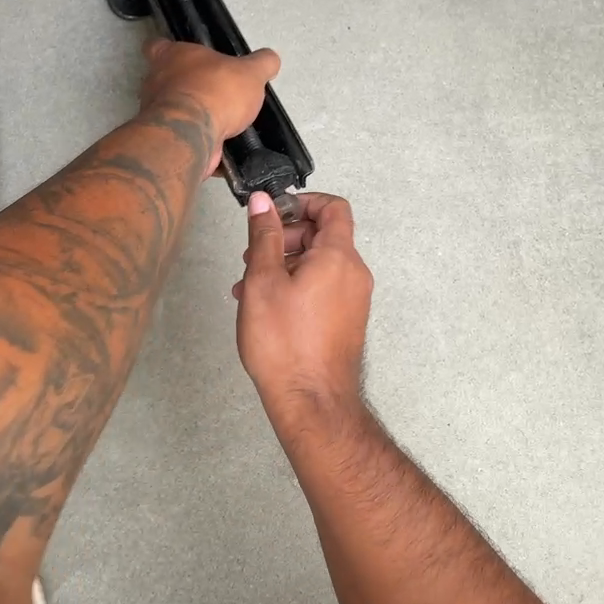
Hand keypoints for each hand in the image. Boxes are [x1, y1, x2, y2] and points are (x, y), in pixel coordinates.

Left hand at [138, 39, 279, 143]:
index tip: (181, 58)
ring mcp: (156, 113)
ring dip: (191, 117)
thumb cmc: (215, 92)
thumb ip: (262, 64)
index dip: (167, 51)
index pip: (157, 46)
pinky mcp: (165, 139)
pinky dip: (196, 142)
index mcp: (172, 55)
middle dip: (186, 88)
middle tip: (211, 93)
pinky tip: (218, 146)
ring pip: (171, 111)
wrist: (193, 134)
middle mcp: (157, 82)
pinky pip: (181, 138)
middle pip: (164, 80)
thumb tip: (270, 59)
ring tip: (219, 123)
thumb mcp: (251, 72)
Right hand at [234, 190, 373, 428]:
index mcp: (338, 256)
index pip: (333, 208)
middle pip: (324, 235)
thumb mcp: (263, 280)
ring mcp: (354, 299)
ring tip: (250, 286)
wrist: (312, 402)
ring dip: (286, 264)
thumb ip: (264, 236)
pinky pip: (324, 287)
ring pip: (320, 263)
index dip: (302, 202)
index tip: (273, 214)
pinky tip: (267, 306)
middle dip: (286, 237)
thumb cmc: (285, 344)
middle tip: (253, 254)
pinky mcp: (347, 320)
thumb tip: (264, 202)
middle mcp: (354, 274)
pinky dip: (298, 284)